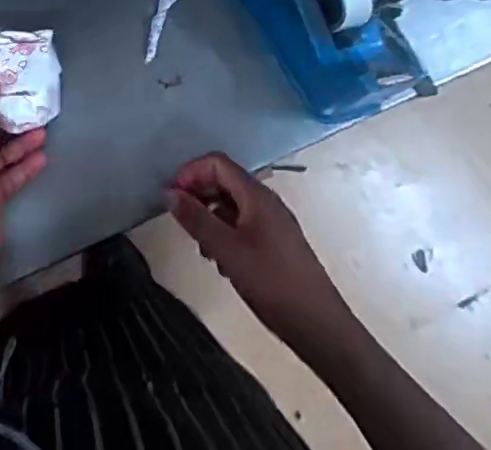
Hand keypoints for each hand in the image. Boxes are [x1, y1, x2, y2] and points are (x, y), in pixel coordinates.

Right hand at [165, 153, 357, 351]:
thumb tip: (169, 193)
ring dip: (209, 216)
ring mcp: (274, 223)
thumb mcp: (227, 250)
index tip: (172, 197)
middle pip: (224, 181)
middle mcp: (267, 202)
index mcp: (257, 196)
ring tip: (201, 246)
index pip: (217, 164)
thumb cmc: (272, 283)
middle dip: (198, 194)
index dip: (191, 173)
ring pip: (232, 205)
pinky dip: (225, 233)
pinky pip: (243, 224)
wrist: (321, 328)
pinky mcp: (276, 244)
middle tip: (180, 220)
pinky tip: (221, 261)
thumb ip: (196, 219)